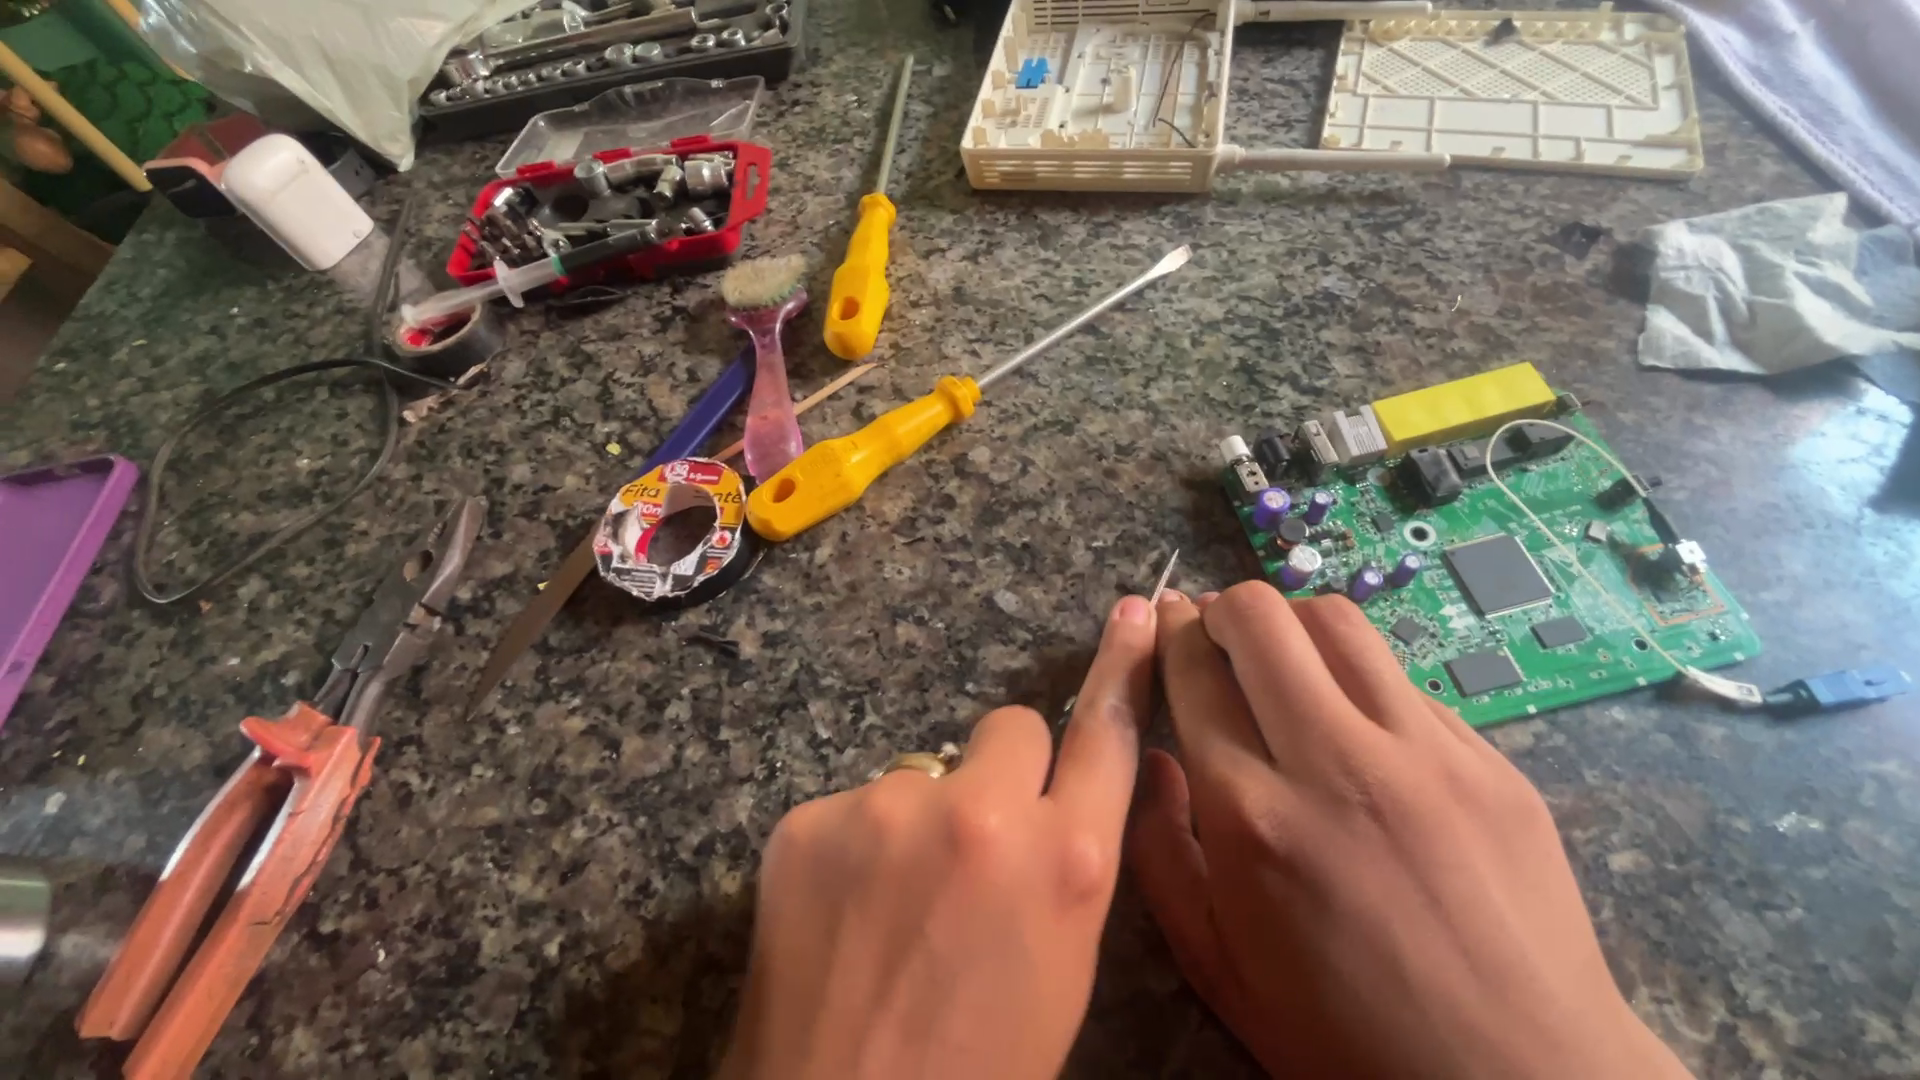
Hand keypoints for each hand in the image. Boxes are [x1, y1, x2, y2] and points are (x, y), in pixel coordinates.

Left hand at [720, 595, 1158, 1079]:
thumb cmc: (977, 1064)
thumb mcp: (1061, 966)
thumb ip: (1067, 864)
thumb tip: (1055, 794)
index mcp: (1067, 866)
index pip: (1108, 735)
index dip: (1122, 671)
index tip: (1132, 615)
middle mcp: (984, 816)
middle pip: (1011, 727)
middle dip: (1004, 771)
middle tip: (977, 841)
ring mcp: (888, 809)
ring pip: (927, 770)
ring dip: (922, 818)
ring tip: (895, 903)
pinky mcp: (810, 818)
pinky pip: (853, 807)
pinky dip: (853, 845)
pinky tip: (841, 911)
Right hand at [1130, 584, 1690, 1079]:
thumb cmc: (1341, 1033)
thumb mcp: (1213, 961)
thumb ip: (1158, 849)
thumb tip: (1151, 757)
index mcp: (1251, 815)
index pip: (1194, 672)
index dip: (1170, 631)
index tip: (1164, 618)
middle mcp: (1335, 763)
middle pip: (1262, 618)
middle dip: (1222, 607)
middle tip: (1214, 633)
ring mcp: (1425, 756)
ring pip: (1339, 623)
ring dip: (1292, 623)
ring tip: (1282, 659)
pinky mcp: (1489, 763)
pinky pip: (1403, 680)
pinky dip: (1359, 679)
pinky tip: (1358, 727)